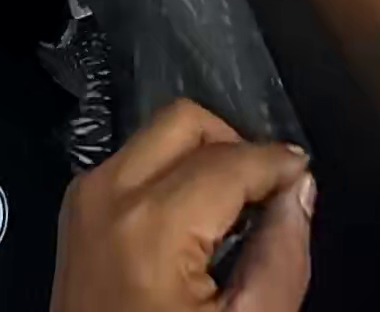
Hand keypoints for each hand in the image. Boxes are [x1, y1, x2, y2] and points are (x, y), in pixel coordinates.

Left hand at [51, 100, 314, 311]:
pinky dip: (174, 168)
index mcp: (150, 227)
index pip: (229, 161)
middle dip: (233, 144)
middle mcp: (109, 192)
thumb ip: (282, 257)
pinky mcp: (77, 209)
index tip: (302, 172)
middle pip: (186, 121)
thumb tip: (298, 185)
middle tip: (264, 189)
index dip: (275, 162)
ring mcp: (85, 196)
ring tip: (234, 204)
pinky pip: (136, 157)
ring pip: (159, 132)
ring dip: (203, 154)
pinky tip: (196, 214)